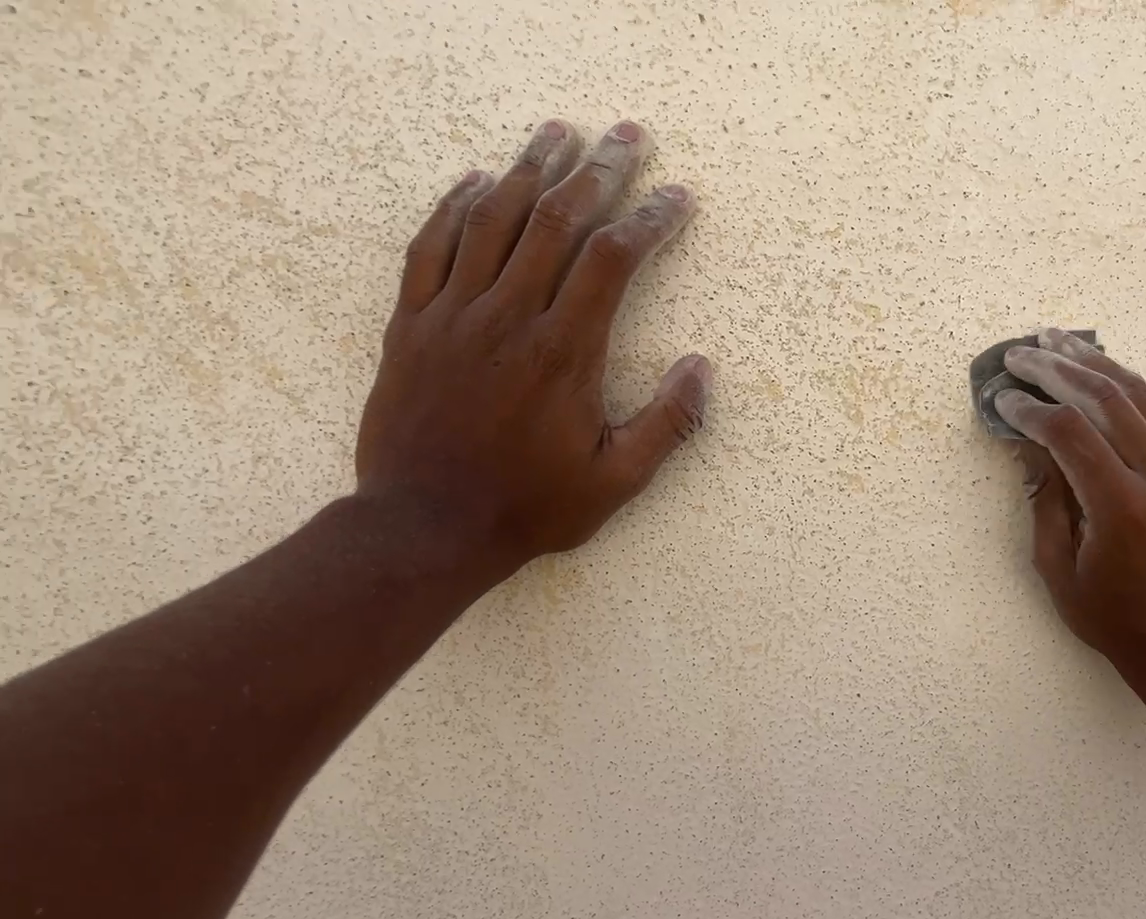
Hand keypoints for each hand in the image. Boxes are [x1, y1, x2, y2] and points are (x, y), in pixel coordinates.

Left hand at [355, 118, 710, 572]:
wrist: (425, 527)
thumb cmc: (531, 507)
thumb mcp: (618, 482)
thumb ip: (667, 424)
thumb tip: (702, 368)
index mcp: (564, 354)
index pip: (612, 262)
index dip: (650, 222)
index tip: (678, 199)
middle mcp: (508, 319)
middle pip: (554, 222)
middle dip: (597, 172)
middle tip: (626, 136)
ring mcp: (453, 317)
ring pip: (491, 221)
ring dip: (528, 169)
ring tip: (558, 133)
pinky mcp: (411, 326)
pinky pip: (429, 248)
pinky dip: (453, 206)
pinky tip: (473, 179)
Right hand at [997, 328, 1145, 674]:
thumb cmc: (1111, 616)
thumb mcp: (1057, 567)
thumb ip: (1043, 498)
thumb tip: (1026, 444)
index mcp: (1122, 506)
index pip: (1069, 431)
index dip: (1029, 408)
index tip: (1002, 398)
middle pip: (1106, 398)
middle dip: (1057, 367)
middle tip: (1022, 350)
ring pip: (1140, 395)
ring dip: (1096, 363)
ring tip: (1059, 340)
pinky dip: (1130, 388)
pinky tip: (1103, 373)